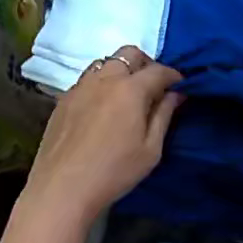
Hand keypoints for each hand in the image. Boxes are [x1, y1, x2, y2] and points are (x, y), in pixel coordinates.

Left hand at [22, 46, 182, 222]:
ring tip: (125, 96)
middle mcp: (104, 79)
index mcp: (130, 89)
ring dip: (120, 71)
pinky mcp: (62, 100)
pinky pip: (86, 81)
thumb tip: (175, 94)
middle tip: (153, 87)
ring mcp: (79, 87)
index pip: (159, 70)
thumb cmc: (114, 172)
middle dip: (146, 64)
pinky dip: (99, 85)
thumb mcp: (150, 150)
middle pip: (128, 54)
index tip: (181, 87)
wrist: (62, 188)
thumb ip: (164, 116)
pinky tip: (101, 109)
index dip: (174, 76)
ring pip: (104, 63)